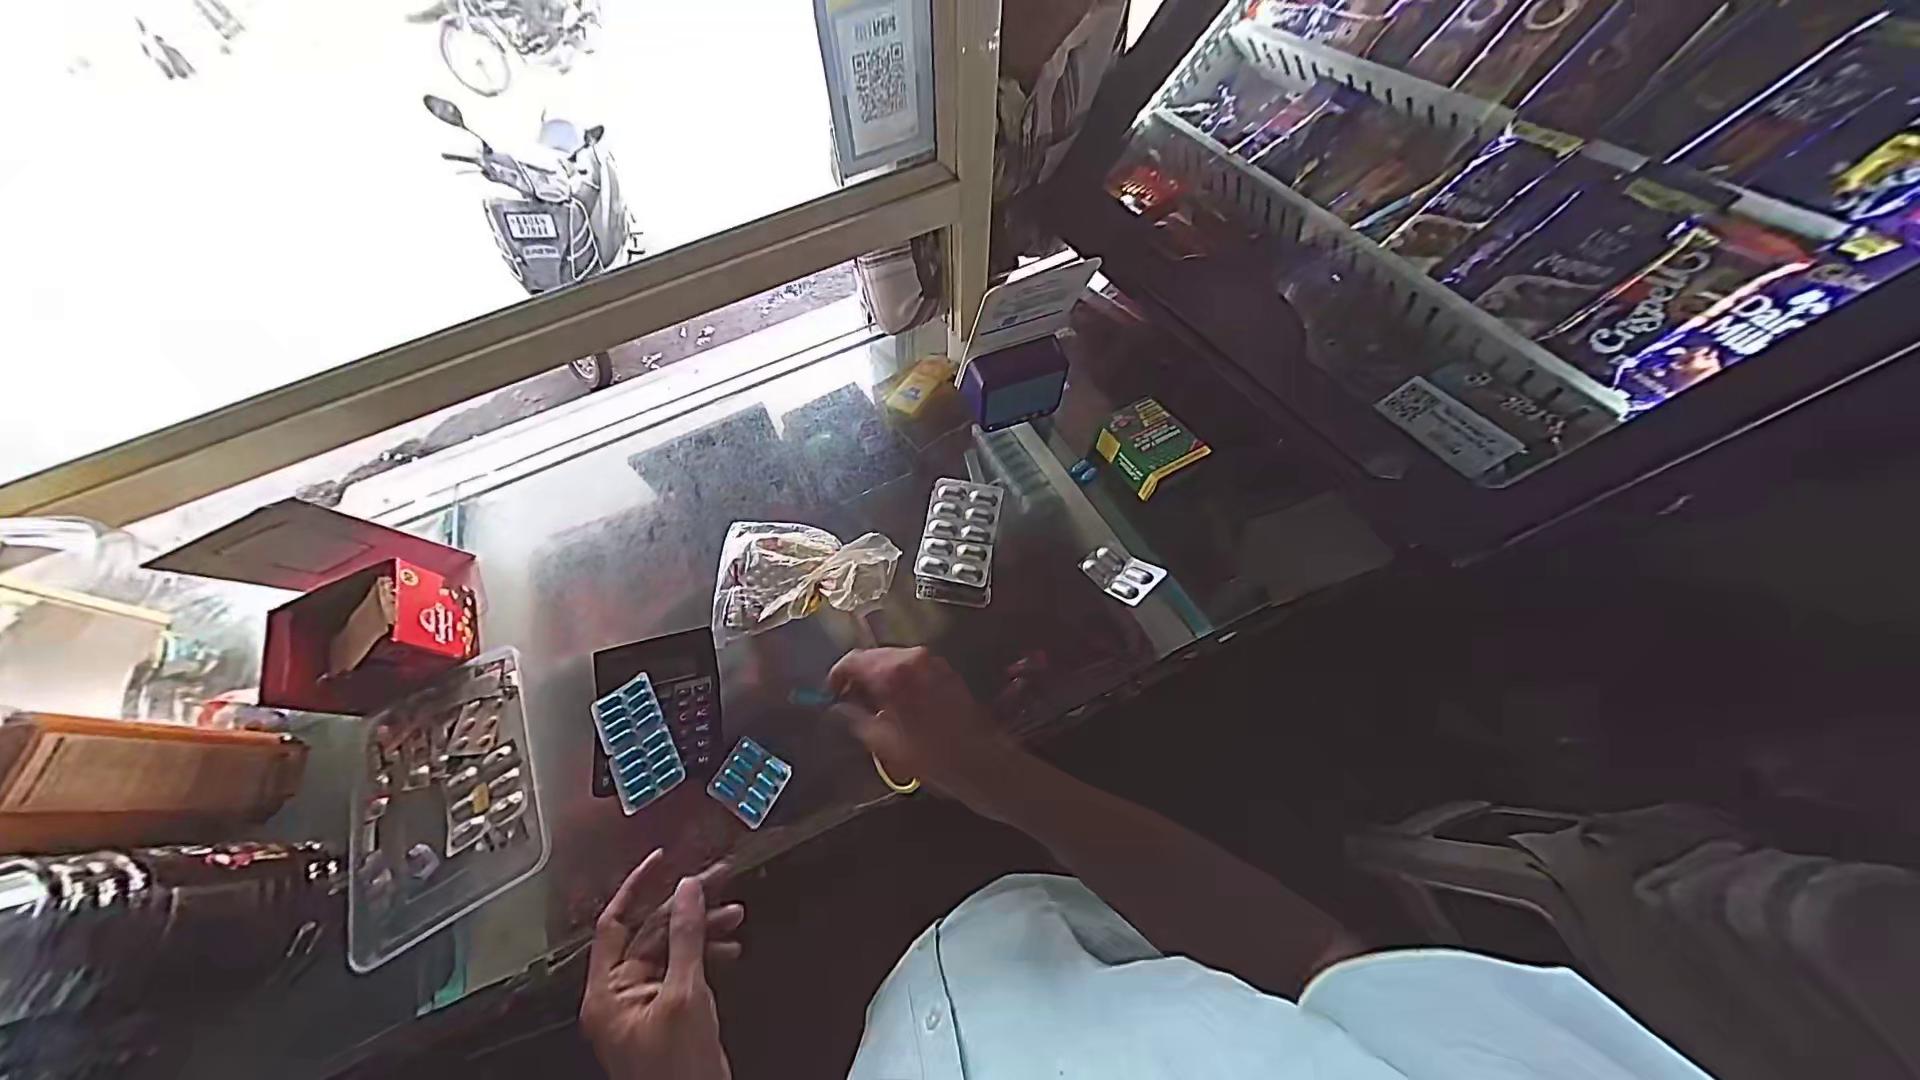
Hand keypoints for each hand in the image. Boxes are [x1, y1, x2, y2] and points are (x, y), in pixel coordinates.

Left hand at [580, 850, 741, 1079]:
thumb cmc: (678, 1069)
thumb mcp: (685, 994)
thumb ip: (685, 936)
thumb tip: (688, 889)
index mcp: (607, 992)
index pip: (614, 922)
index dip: (636, 887)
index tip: (661, 859)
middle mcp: (620, 993)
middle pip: (651, 930)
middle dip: (687, 906)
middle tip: (719, 879)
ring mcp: (644, 1000)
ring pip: (672, 944)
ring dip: (704, 927)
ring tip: (735, 915)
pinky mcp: (667, 1007)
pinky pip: (684, 963)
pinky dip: (707, 950)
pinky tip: (730, 946)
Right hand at [829, 647, 1023, 815]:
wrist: (983, 762)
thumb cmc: (933, 757)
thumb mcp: (885, 743)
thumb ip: (857, 719)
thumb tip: (841, 708)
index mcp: (895, 671)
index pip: (854, 659)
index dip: (837, 675)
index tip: (831, 693)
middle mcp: (914, 657)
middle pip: (873, 657)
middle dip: (858, 677)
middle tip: (849, 702)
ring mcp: (933, 662)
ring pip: (893, 661)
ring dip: (879, 678)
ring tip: (873, 707)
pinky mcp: (946, 671)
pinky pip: (913, 668)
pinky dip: (900, 679)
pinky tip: (898, 705)